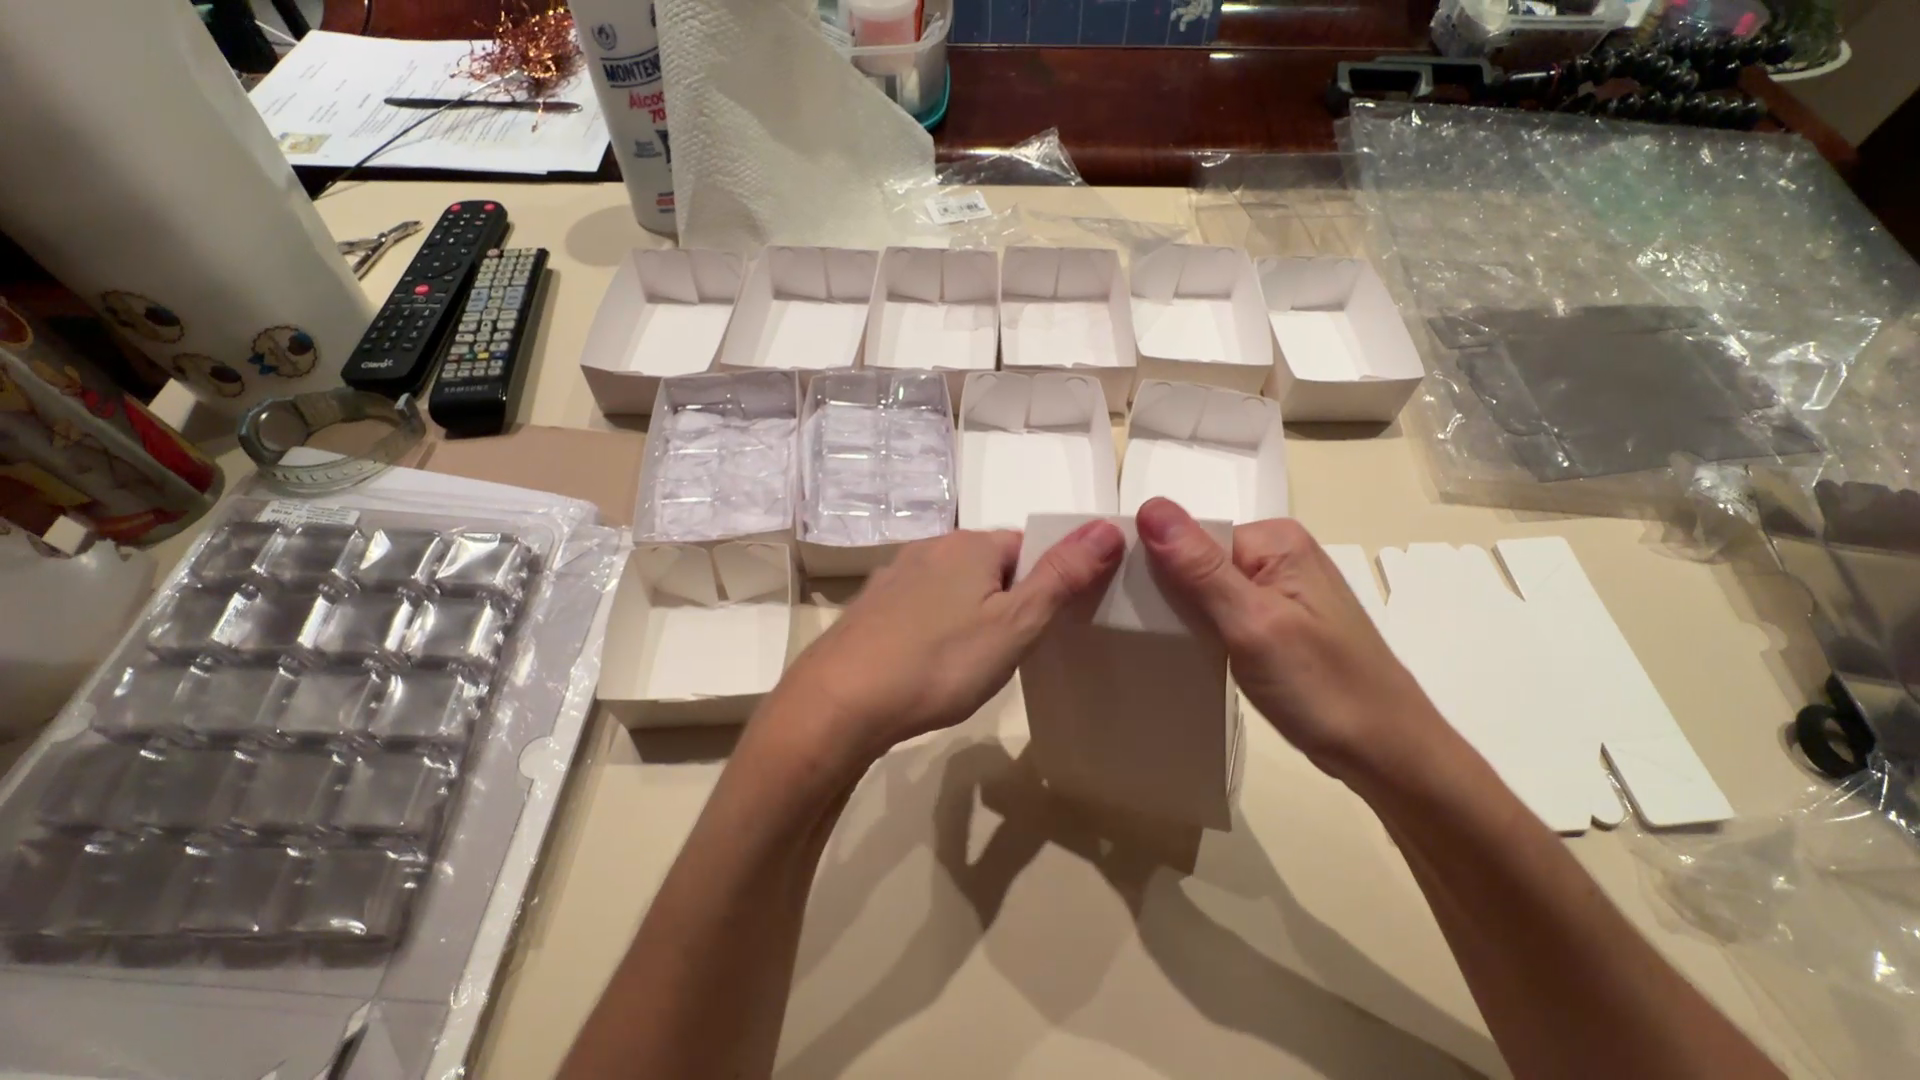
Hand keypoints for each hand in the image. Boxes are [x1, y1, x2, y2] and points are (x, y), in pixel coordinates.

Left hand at [764, 522, 1125, 767]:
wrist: (841, 701)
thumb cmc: (940, 662)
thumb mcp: (1015, 624)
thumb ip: (1062, 577)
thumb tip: (1108, 526)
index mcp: (971, 544)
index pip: (1028, 547)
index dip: (1046, 584)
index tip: (1047, 627)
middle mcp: (930, 547)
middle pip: (989, 565)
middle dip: (1007, 599)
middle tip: (1013, 651)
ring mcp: (894, 576)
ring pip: (952, 587)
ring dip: (969, 614)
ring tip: (971, 662)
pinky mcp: (870, 607)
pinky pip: (919, 608)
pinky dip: (934, 628)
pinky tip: (929, 664)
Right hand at [1135, 497, 1445, 781]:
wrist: (1386, 752)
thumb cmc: (1322, 687)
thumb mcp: (1252, 625)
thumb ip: (1200, 568)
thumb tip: (1150, 507)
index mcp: (1276, 540)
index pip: (1190, 536)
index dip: (1156, 567)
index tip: (1125, 605)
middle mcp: (1280, 555)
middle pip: (1196, 560)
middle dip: (1167, 592)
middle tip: (1139, 634)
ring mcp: (1282, 592)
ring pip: (1206, 591)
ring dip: (1182, 617)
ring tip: (1159, 647)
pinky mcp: (1279, 624)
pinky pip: (1223, 614)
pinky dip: (1203, 633)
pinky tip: (1189, 656)